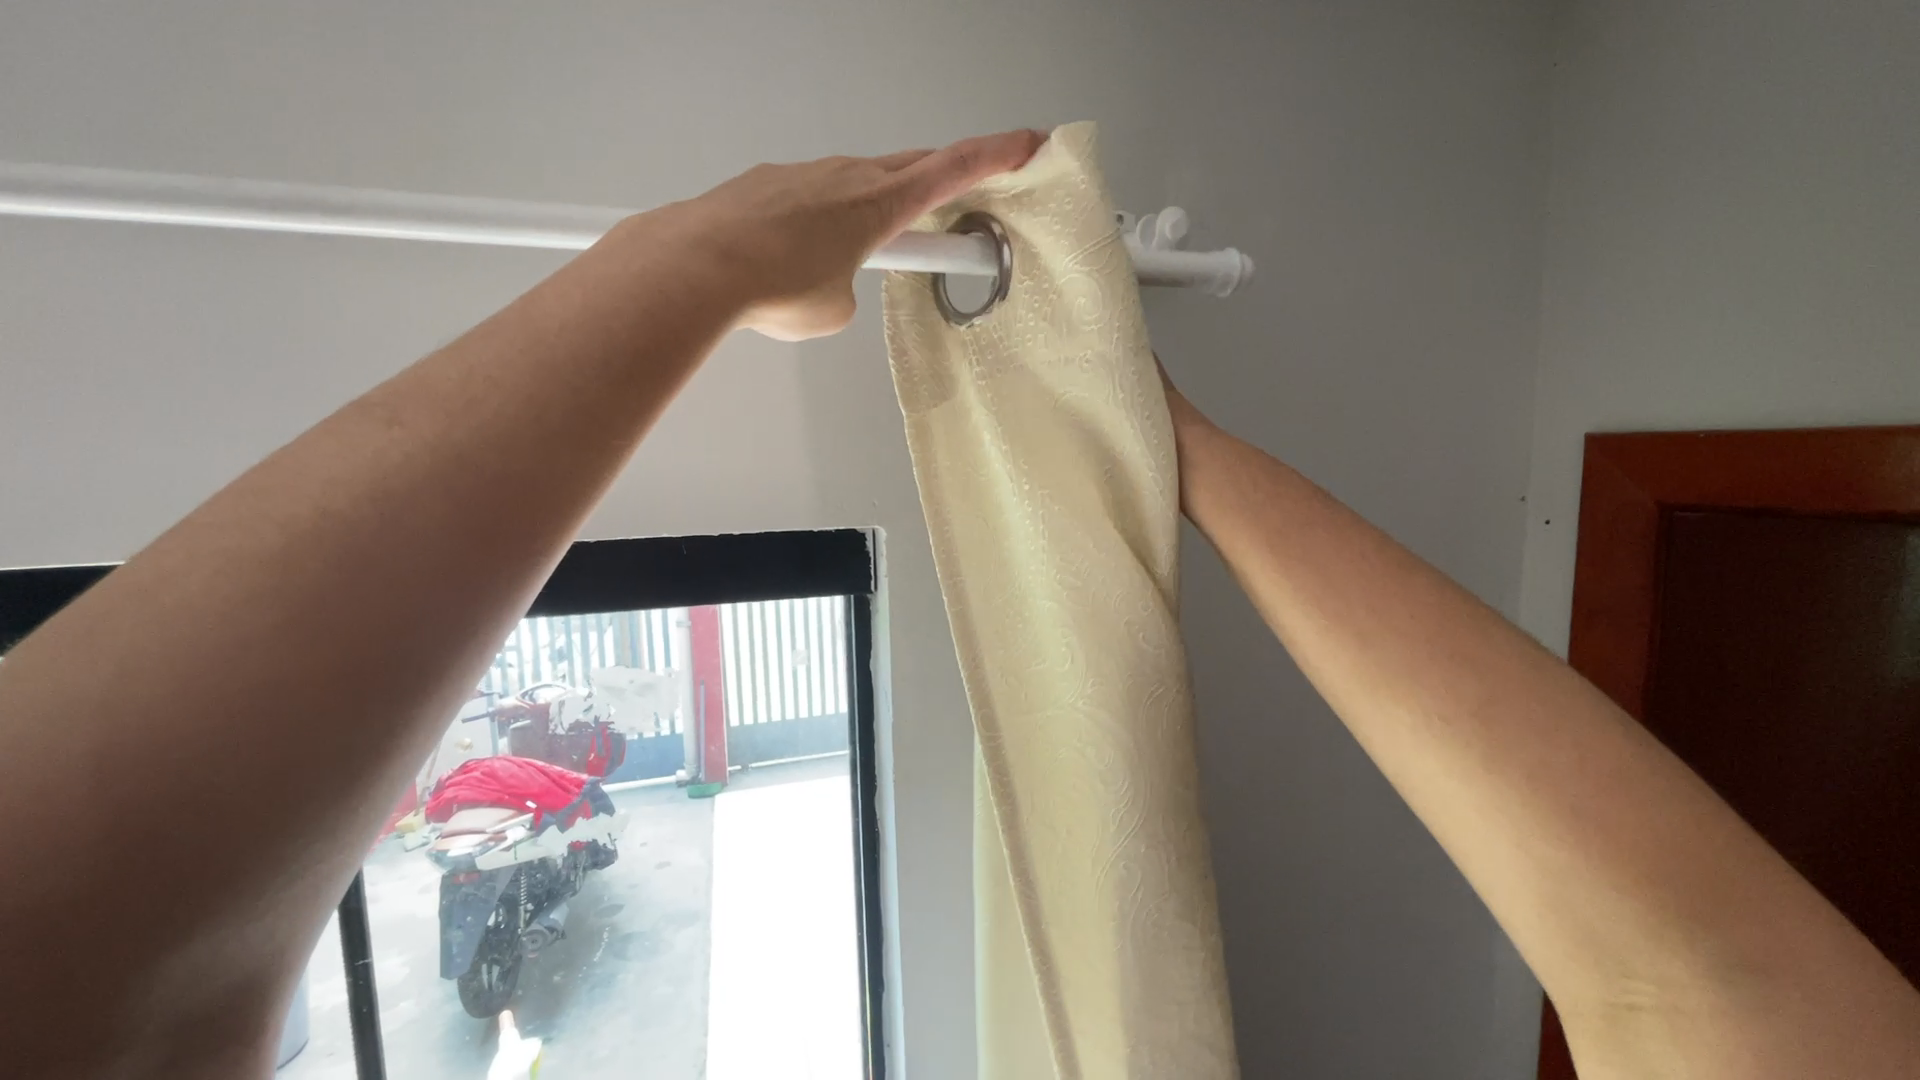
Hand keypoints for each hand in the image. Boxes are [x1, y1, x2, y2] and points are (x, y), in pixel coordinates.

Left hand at [658, 129, 1045, 340]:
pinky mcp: (770, 183)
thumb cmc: (771, 284)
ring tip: (860, 249)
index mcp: (880, 203)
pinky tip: (800, 251)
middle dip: (938, 181)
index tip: (1026, 144)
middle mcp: (847, 177)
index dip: (997, 156)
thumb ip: (850, 290)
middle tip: (957, 195)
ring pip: (858, 181)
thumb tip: (832, 284)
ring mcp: (806, 175)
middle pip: (910, 167)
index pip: (954, 168)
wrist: (699, 264)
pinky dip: (820, 219)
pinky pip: (812, 195)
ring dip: (870, 209)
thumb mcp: (835, 310)